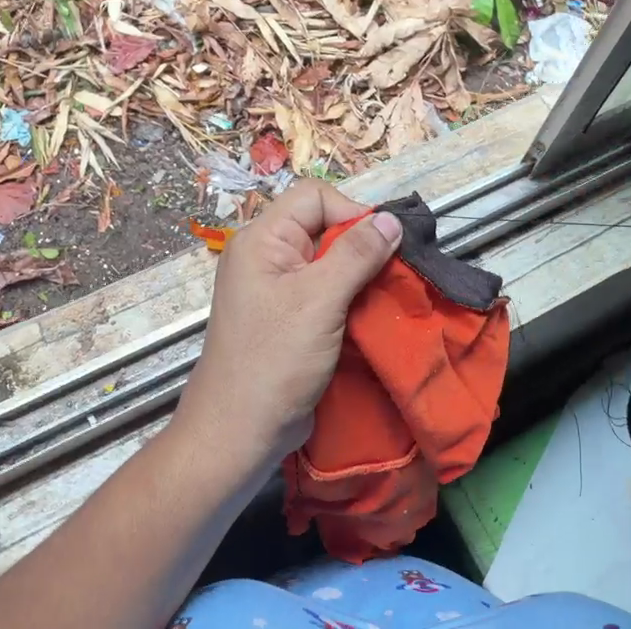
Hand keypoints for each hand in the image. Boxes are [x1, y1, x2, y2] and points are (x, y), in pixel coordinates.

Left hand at [176, 179, 402, 467]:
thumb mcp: (319, 300)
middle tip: (391, 275)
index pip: (314, 198)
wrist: (239, 433)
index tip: (383, 247)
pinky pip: (327, 292)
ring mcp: (277, 289)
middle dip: (361, 247)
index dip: (351, 213)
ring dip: (361, 277)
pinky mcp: (290, 318)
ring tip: (386, 297)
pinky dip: (352, 299)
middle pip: (324, 227)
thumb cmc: (274, 360)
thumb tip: (390, 219)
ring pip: (330, 262)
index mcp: (262, 239)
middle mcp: (267, 256)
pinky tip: (372, 316)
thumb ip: (356, 254)